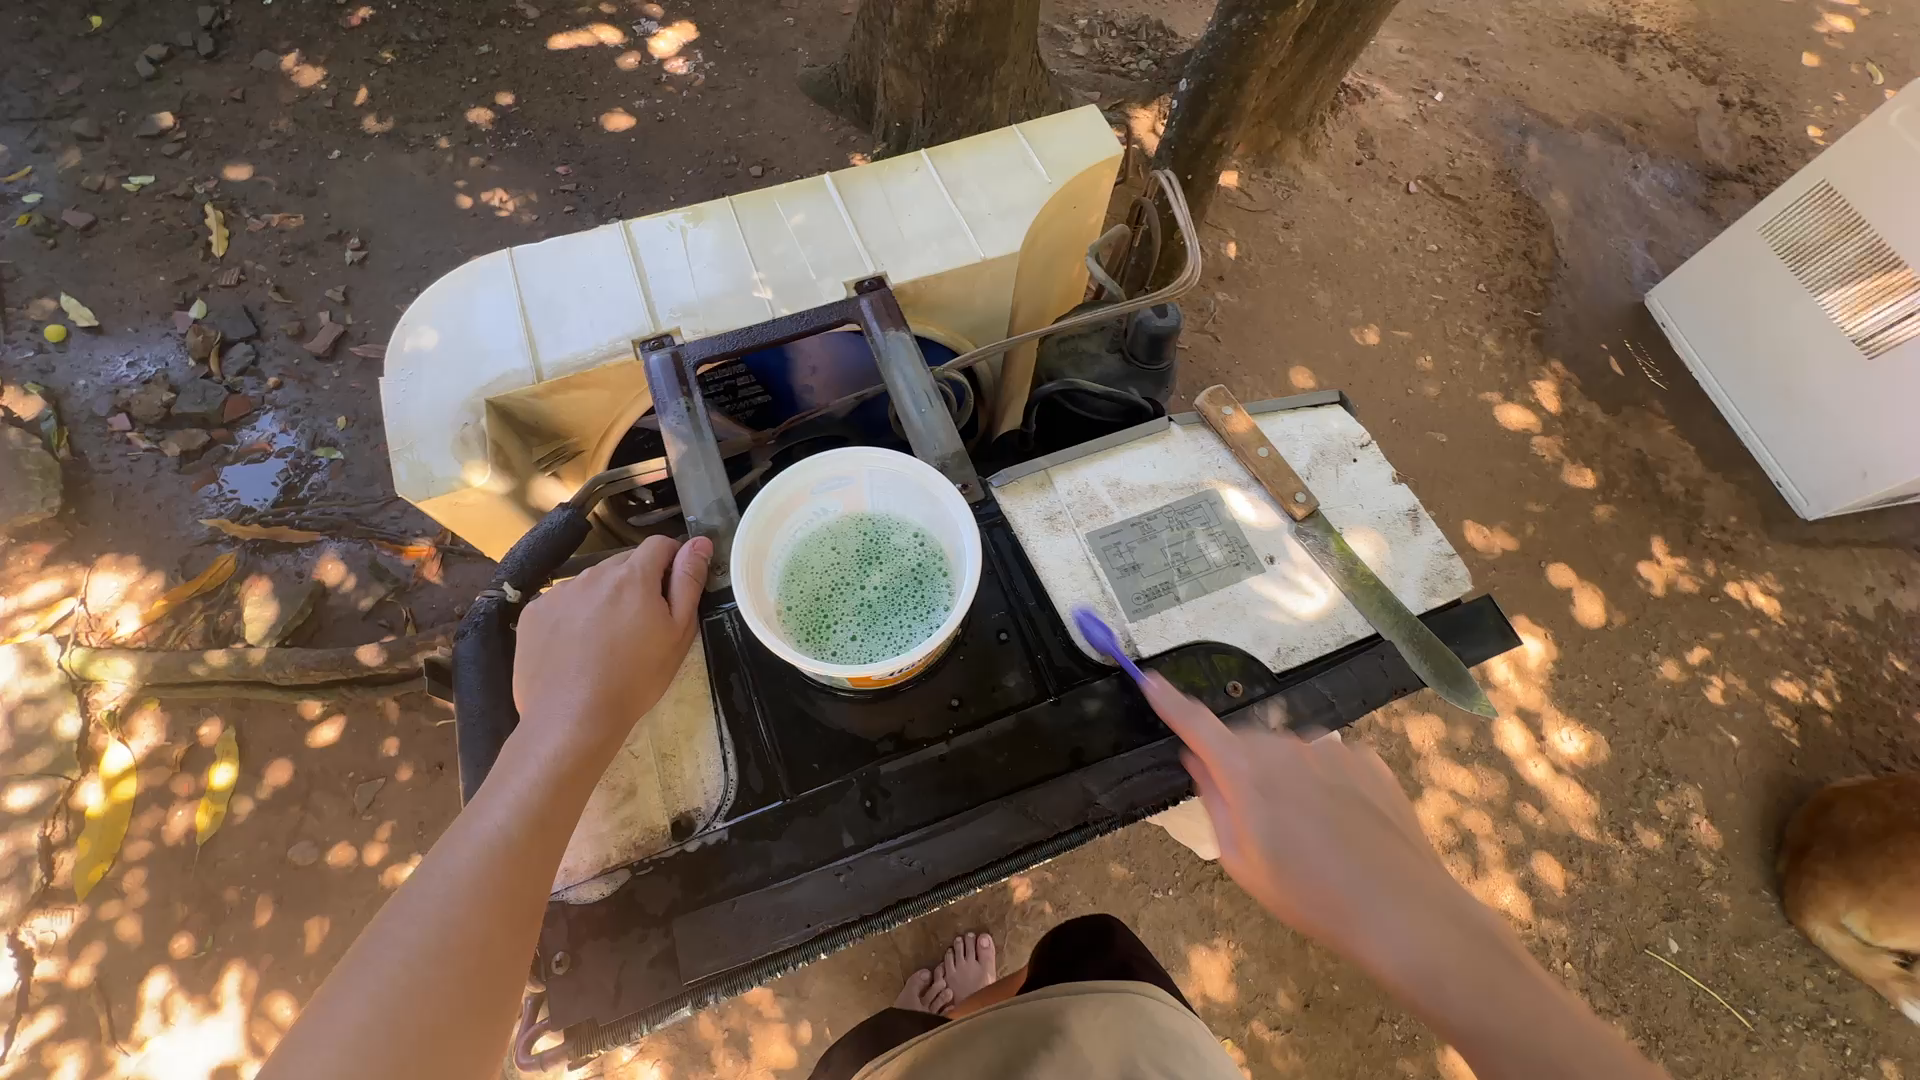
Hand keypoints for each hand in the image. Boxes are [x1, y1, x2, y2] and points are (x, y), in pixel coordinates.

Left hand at [511, 535, 711, 759]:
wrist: (572, 717)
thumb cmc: (637, 677)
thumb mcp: (678, 632)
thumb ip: (689, 581)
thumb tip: (699, 541)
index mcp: (633, 576)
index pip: (659, 544)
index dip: (672, 561)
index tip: (673, 590)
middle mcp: (593, 574)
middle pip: (625, 563)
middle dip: (638, 581)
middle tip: (643, 622)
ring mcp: (559, 592)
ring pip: (593, 581)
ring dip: (606, 596)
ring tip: (608, 638)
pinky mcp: (533, 613)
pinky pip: (564, 601)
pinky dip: (576, 613)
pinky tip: (578, 646)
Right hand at [1140, 674, 1493, 973]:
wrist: (1404, 912)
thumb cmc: (1309, 895)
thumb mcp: (1241, 861)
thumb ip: (1213, 802)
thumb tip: (1198, 762)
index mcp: (1244, 770)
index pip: (1195, 724)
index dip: (1169, 701)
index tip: (1150, 679)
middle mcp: (1283, 745)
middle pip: (1244, 741)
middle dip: (1240, 767)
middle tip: (1259, 822)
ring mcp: (1330, 748)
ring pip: (1288, 751)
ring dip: (1285, 775)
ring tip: (1311, 831)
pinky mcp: (1366, 759)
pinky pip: (1328, 760)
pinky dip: (1324, 782)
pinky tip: (1344, 823)